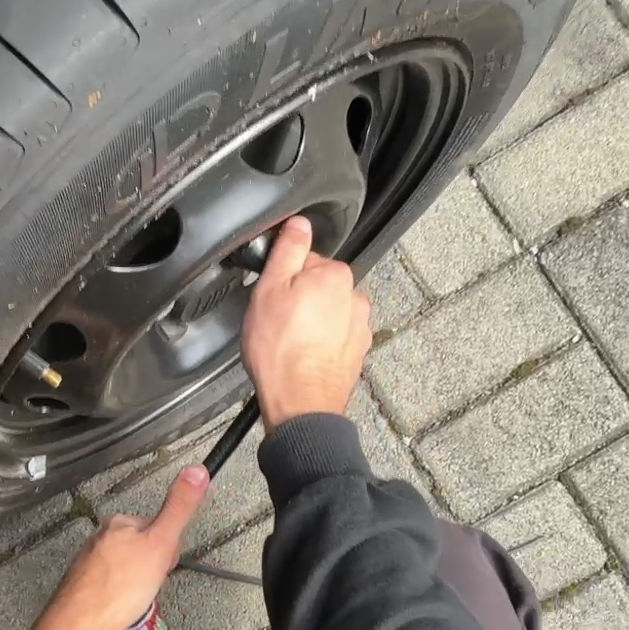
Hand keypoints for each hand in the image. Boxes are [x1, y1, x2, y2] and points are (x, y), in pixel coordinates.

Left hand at [19, 466, 209, 629]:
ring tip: (132, 601)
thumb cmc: (120, 587)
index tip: (162, 565)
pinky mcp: (83, 587)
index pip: (157, 528)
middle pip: (142, 549)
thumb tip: (197, 470)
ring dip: (137, 586)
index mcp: (119, 523)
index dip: (167, 551)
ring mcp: (89, 563)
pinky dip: (121, 598)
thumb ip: (178, 508)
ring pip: (128, 569)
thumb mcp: (160, 544)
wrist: (78, 627)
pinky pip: (113, 587)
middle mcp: (100, 538)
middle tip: (147, 586)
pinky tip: (119, 609)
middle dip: (151, 570)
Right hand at [240, 215, 371, 430]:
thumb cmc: (281, 353)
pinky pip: (334, 341)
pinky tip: (301, 360)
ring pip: (327, 316)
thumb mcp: (269, 290)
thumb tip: (298, 223)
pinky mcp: (356, 355)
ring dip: (311, 325)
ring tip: (289, 346)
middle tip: (277, 325)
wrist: (301, 406)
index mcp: (336, 276)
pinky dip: (319, 347)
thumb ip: (287, 250)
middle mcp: (355, 299)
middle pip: (319, 289)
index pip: (307, 262)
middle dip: (299, 303)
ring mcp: (359, 329)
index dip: (284, 279)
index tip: (272, 298)